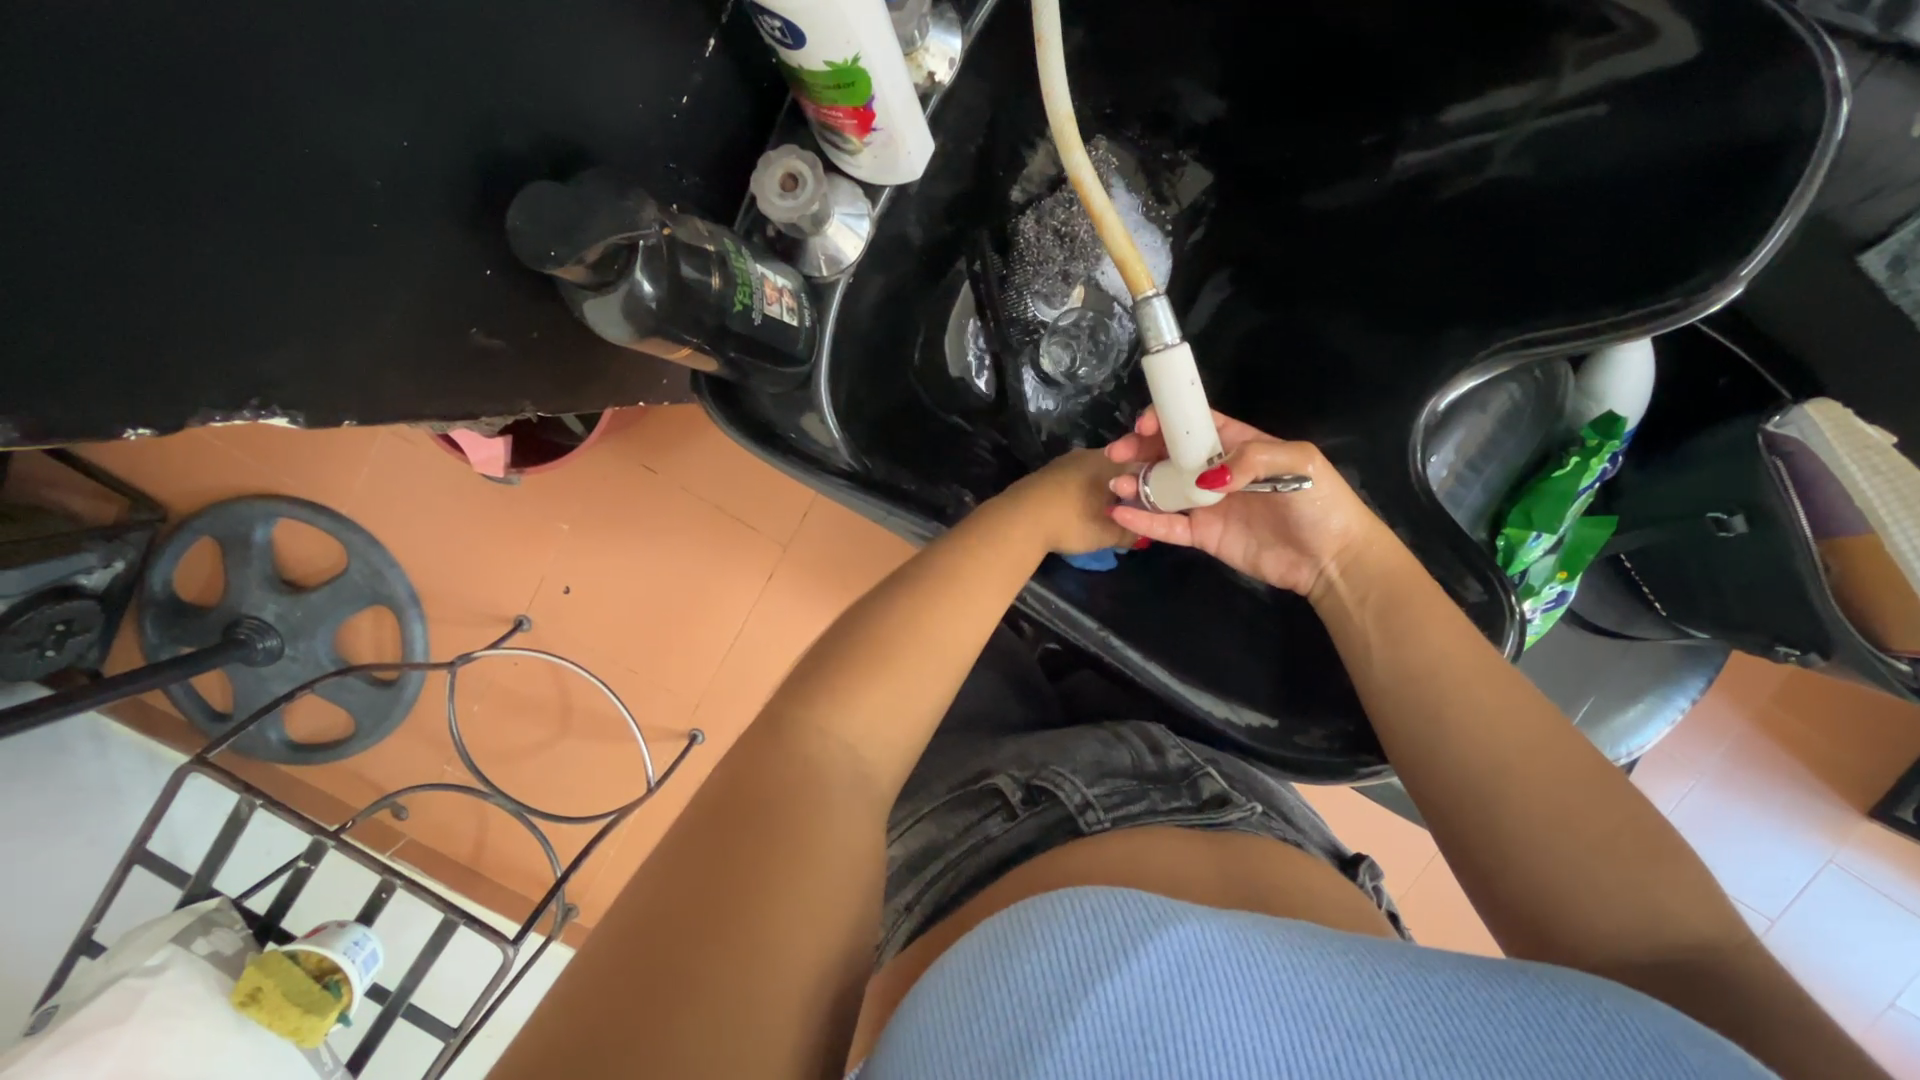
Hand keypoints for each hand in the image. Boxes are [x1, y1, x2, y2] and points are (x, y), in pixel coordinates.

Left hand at [999, 448, 1138, 555]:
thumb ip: (1129, 533)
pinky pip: (1072, 479)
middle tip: (1126, 512)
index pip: (1139, 467)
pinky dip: (1079, 492)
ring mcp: (1064, 461)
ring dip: (1098, 491)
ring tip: (1102, 513)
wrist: (1018, 519)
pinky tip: (1076, 509)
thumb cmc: (1071, 523)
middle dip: (1122, 490)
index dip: (1147, 487)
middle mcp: (1088, 454)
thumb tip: (1141, 534)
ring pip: (1092, 473)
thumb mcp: (1106, 534)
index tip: (1148, 505)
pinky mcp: (1046, 472)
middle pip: (1114, 468)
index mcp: (1109, 462)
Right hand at [1105, 408, 1388, 596]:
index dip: (1167, 419)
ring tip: (1116, 484)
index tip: (1144, 424)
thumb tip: (1204, 478)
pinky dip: (1144, 519)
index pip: (1196, 424)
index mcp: (1239, 444)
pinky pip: (1168, 525)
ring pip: (1163, 489)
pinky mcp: (1204, 536)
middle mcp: (1218, 471)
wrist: (1332, 557)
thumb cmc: (1321, 502)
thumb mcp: (1297, 461)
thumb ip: (1250, 458)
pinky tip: (1122, 512)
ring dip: (1137, 484)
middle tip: (1116, 454)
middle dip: (1140, 450)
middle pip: (1170, 454)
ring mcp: (1208, 505)